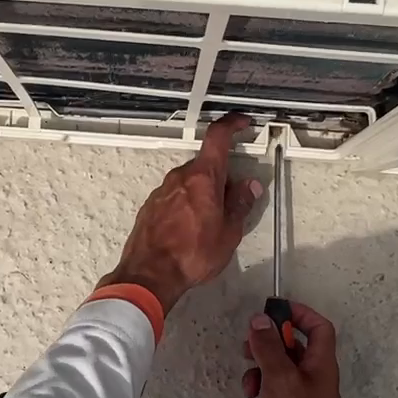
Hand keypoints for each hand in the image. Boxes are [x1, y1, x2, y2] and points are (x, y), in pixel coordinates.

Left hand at [98, 112, 261, 314]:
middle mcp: (180, 177)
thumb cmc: (190, 255)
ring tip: (212, 224)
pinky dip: (188, 204)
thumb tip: (248, 188)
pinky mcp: (151, 206)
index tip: (242, 123)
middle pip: (206, 164)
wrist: (149, 274)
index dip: (232, 124)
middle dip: (223, 178)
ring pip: (190, 182)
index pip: (218, 137)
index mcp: (203, 177)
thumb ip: (240, 205)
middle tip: (233, 203)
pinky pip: (176, 196)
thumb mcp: (229, 233)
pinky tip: (191, 229)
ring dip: (204, 194)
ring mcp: (163, 190)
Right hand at [241, 303, 352, 397]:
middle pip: (290, 351)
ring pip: (275, 378)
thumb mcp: (279, 379)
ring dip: (257, 381)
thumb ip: (268, 347)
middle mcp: (314, 383)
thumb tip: (260, 319)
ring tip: (252, 394)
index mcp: (321, 367)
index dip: (299, 314)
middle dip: (266, 349)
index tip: (272, 310)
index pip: (319, 328)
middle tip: (246, 350)